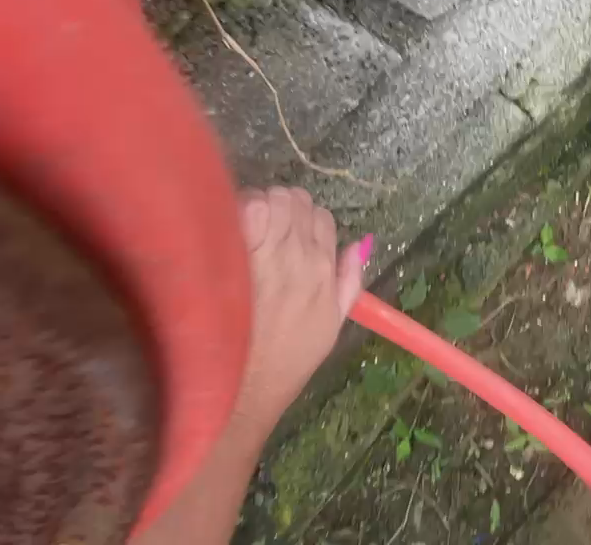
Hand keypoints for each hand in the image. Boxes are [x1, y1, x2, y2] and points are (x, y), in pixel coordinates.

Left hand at [230, 187, 367, 437]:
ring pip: (275, 198)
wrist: (243, 392)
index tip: (283, 234)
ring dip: (261, 203)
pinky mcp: (240, 254)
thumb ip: (349, 282)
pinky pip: (251, 207)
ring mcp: (272, 253)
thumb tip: (358, 244)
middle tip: (261, 227)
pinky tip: (232, 228)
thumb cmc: (285, 364)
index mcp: (326, 271)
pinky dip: (243, 208)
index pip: (321, 218)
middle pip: (297, 201)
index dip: (301, 220)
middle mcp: (304, 257)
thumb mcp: (331, 327)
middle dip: (281, 207)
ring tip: (245, 227)